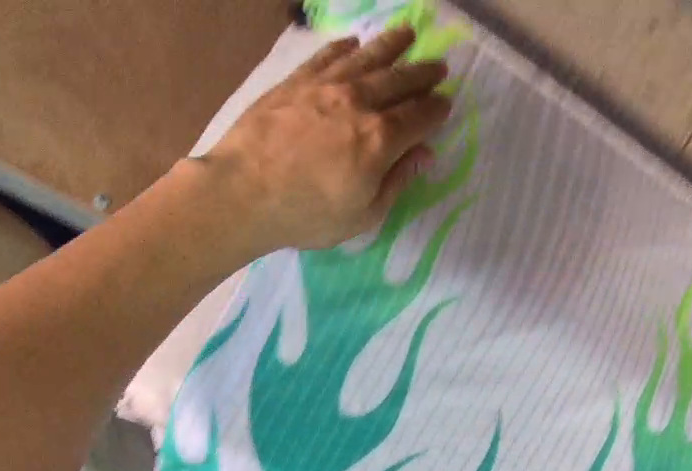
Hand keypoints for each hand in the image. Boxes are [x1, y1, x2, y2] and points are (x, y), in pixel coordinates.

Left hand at [193, 27, 451, 254]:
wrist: (244, 192)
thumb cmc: (309, 215)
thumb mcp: (364, 214)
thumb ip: (396, 181)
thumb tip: (422, 155)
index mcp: (380, 139)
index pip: (419, 117)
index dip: (436, 110)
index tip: (447, 104)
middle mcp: (358, 102)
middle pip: (398, 80)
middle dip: (422, 73)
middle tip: (439, 67)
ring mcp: (325, 86)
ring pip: (366, 58)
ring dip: (391, 46)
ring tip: (407, 35)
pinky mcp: (295, 82)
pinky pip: (327, 56)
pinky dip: (345, 48)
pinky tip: (355, 44)